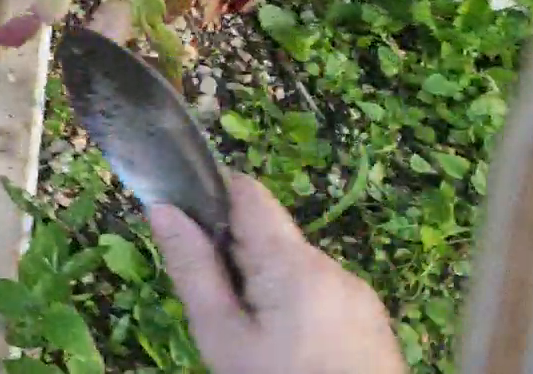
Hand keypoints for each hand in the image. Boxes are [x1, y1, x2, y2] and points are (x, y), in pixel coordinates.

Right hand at [150, 174, 405, 373]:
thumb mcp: (221, 333)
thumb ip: (191, 266)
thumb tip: (161, 208)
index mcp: (294, 262)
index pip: (246, 190)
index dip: (208, 192)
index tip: (183, 222)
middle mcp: (332, 267)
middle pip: (265, 231)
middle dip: (230, 251)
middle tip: (213, 298)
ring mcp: (358, 297)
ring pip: (288, 263)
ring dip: (259, 279)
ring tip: (247, 328)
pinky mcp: (372, 323)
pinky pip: (315, 289)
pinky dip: (289, 300)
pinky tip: (283, 343)